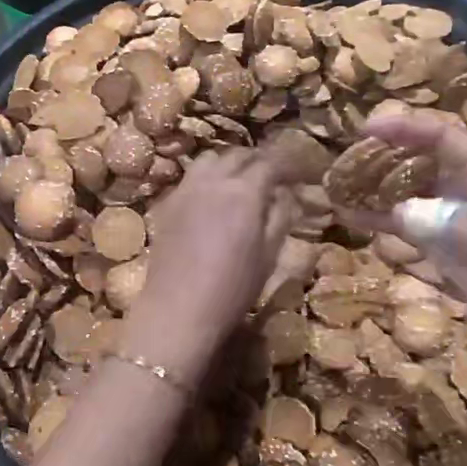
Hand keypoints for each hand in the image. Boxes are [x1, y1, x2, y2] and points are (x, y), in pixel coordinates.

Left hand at [121, 149, 291, 385]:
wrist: (178, 310)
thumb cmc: (232, 289)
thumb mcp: (269, 256)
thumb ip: (280, 216)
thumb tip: (286, 194)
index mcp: (244, 192)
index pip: (270, 163)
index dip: (288, 164)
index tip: (300, 171)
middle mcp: (213, 182)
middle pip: (238, 155)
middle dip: (258, 160)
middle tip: (273, 175)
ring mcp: (185, 191)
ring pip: (209, 160)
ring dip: (228, 164)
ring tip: (239, 182)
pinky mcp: (166, 205)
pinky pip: (190, 179)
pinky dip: (206, 179)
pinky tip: (212, 199)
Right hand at [355, 112, 466, 347]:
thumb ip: (434, 219)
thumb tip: (395, 211)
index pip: (441, 136)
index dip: (404, 127)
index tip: (365, 128)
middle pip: (419, 160)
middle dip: (384, 155)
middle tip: (346, 156)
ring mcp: (455, 216)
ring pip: (408, 192)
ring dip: (376, 188)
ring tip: (340, 183)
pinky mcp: (445, 244)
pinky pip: (406, 224)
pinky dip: (380, 220)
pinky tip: (350, 217)